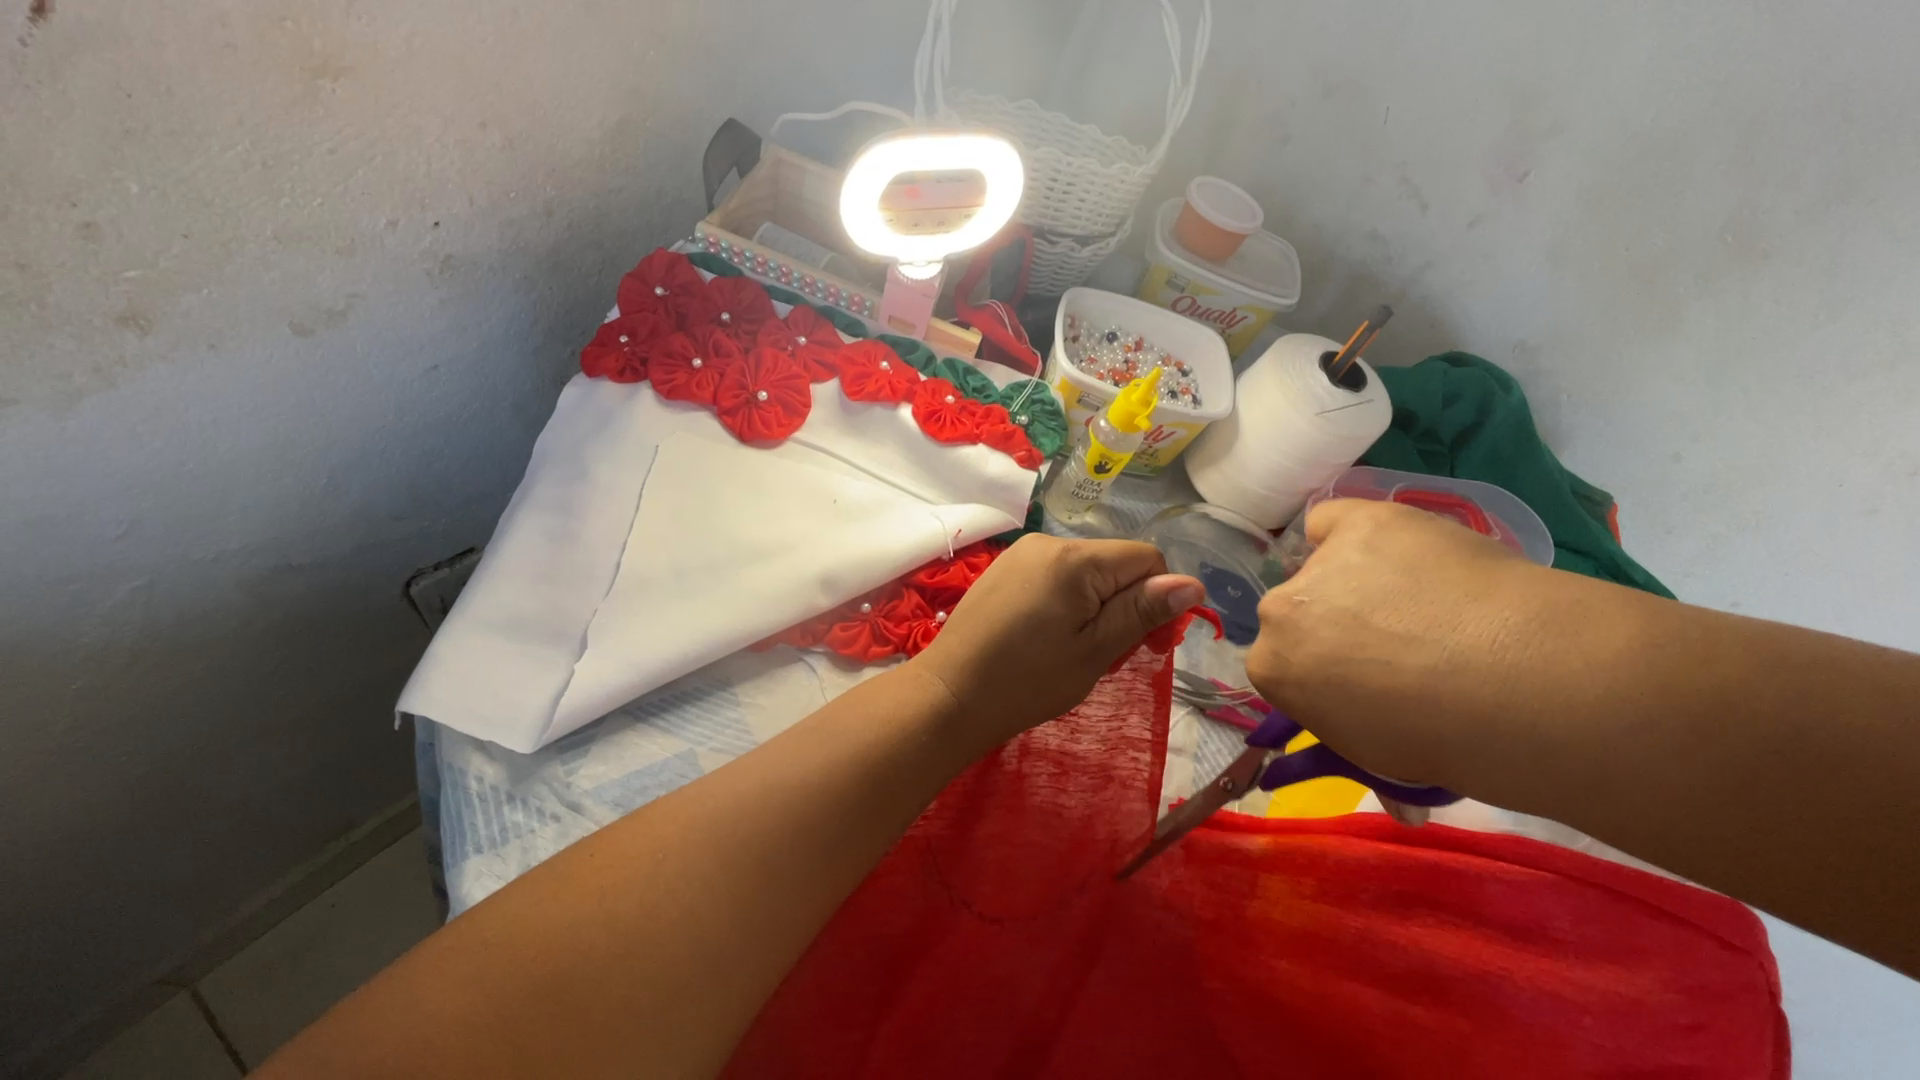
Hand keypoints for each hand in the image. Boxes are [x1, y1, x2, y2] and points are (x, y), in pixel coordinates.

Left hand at [909, 534, 1203, 754]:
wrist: (948, 696)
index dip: (1161, 601)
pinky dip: (1070, 605)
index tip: (1151, 649)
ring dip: (1099, 609)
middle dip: (1128, 608)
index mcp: (1074, 558)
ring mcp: (1021, 555)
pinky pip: (1057, 578)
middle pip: (1116, 565)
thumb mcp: (1094, 651)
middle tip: (1110, 658)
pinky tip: (1052, 641)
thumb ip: (1142, 613)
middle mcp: (1048, 543)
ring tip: (1079, 654)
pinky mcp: (1004, 571)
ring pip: (1088, 574)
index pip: (1147, 559)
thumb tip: (1193, 583)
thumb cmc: (1026, 681)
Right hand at [1245, 498, 1558, 788]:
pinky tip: (1403, 550)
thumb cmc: (1442, 737)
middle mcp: (1279, 612)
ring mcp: (1319, 564)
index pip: (1281, 663)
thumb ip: (1369, 746)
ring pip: (1324, 566)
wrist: (1508, 680)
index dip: (1320, 671)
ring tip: (1424, 598)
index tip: (1361, 680)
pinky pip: (1339, 521)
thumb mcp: (1387, 760)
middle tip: (1396, 640)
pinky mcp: (1362, 523)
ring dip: (1356, 580)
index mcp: (1272, 669)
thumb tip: (1403, 809)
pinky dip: (1357, 532)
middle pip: (1296, 612)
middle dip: (1333, 625)